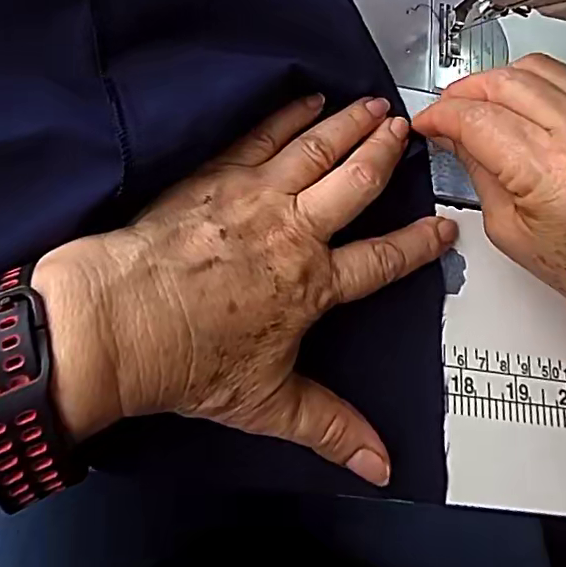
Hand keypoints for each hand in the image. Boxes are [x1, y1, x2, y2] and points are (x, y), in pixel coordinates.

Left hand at [38, 95, 456, 486]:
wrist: (122, 317)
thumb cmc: (186, 358)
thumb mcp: (267, 403)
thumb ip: (329, 428)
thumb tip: (379, 467)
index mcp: (311, 284)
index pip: (383, 259)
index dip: (419, 242)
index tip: (442, 226)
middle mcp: (291, 230)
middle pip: (355, 184)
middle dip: (385, 155)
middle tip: (407, 131)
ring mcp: (253, 196)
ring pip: (315, 150)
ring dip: (347, 125)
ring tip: (372, 104)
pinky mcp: (214, 176)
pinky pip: (260, 136)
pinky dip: (285, 115)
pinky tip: (303, 99)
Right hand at [411, 54, 565, 369]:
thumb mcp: (509, 230)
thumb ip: (478, 171)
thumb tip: (452, 136)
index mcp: (555, 177)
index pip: (476, 119)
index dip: (439, 116)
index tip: (424, 123)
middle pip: (503, 83)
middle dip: (461, 93)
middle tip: (443, 113)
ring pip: (534, 68)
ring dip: (493, 81)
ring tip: (476, 105)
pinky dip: (529, 84)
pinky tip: (514, 106)